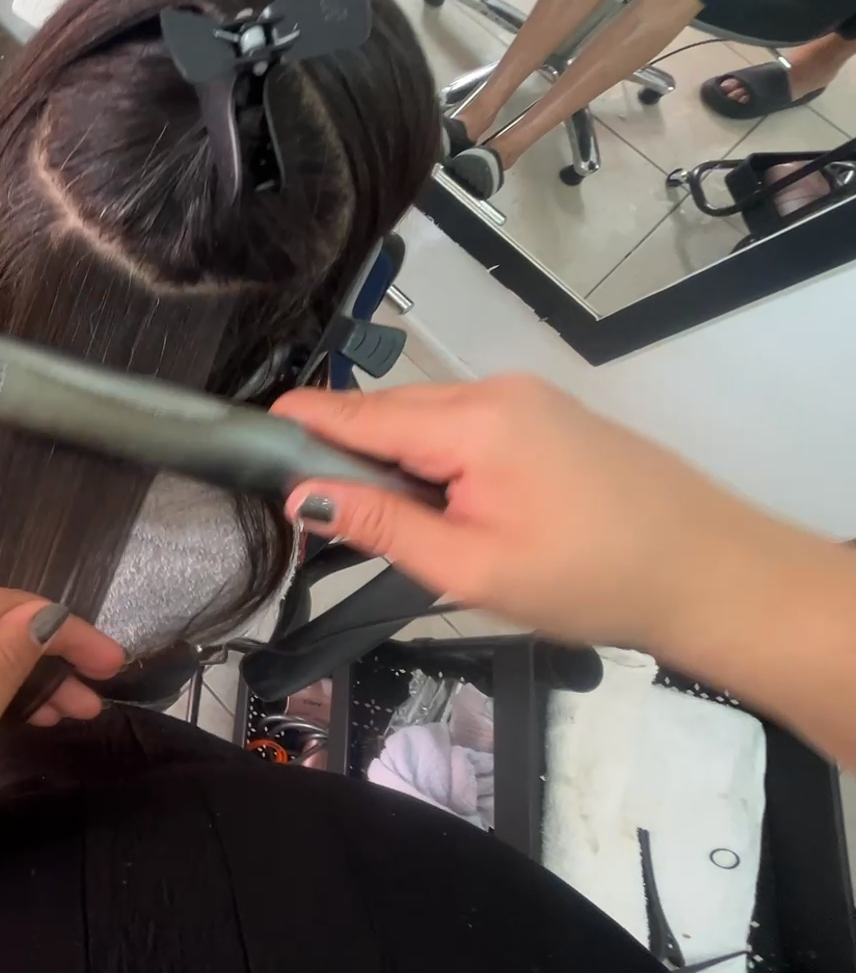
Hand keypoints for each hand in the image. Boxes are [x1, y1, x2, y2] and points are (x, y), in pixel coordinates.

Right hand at [272, 375, 780, 646]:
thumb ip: (378, 524)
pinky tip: (433, 496)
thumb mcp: (468, 567)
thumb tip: (300, 497)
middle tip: (322, 510)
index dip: (295, 426)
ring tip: (384, 512)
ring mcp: (520, 396)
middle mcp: (491, 391)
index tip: (246, 441)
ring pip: (413, 415)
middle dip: (340, 451)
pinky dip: (421, 452)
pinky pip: (450, 421)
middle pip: (380, 411)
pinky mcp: (538, 411)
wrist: (725, 580)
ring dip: (383, 455)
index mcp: (471, 424)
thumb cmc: (593, 581)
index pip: (353, 414)